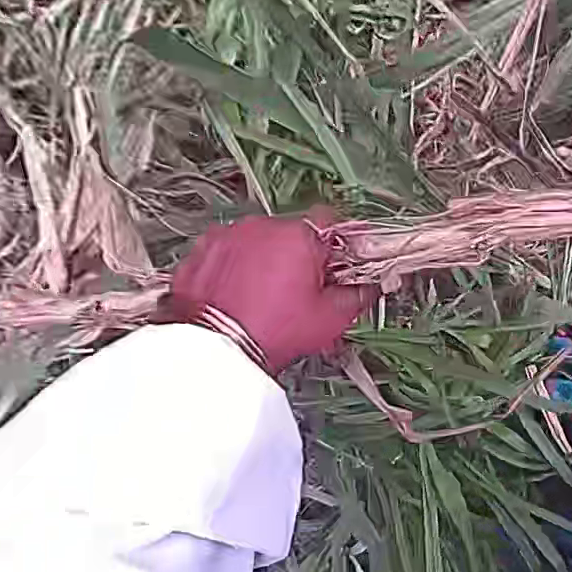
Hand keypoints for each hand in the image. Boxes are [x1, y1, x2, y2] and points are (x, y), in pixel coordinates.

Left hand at [157, 210, 375, 372]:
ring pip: (260, 243)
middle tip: (304, 293)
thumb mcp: (330, 319)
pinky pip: (229, 254)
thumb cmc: (273, 331)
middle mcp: (261, 226)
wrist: (217, 348)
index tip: (339, 268)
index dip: (339, 248)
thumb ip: (357, 295)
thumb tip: (370, 287)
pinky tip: (242, 297)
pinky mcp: (201, 251)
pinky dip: (237, 270)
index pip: (332, 224)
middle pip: (293, 235)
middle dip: (302, 259)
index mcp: (299, 236)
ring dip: (268, 263)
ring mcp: (227, 236)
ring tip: (269, 299)